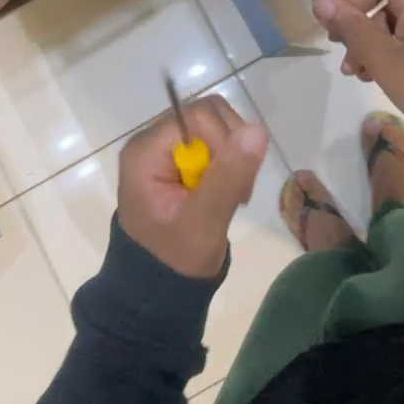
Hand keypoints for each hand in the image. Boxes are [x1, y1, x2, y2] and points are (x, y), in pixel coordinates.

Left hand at [118, 94, 270, 278]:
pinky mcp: (179, 159)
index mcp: (146, 151)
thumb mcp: (204, 220)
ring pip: (216, 125)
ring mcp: (165, 149)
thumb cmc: (176, 257)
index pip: (197, 116)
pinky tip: (228, 192)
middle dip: (231, 147)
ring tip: (233, 194)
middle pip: (207, 115)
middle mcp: (152, 141)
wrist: (159, 288)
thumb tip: (258, 130)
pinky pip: (215, 142)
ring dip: (234, 155)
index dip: (224, 140)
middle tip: (237, 190)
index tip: (235, 181)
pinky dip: (229, 163)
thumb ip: (228, 175)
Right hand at [310, 0, 403, 116]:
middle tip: (332, 39)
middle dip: (350, 11)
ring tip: (351, 68)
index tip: (321, 7)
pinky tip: (368, 73)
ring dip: (363, 35)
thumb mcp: (386, 60)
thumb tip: (324, 3)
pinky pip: (403, 30)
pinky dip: (382, 45)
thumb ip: (353, 28)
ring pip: (388, 13)